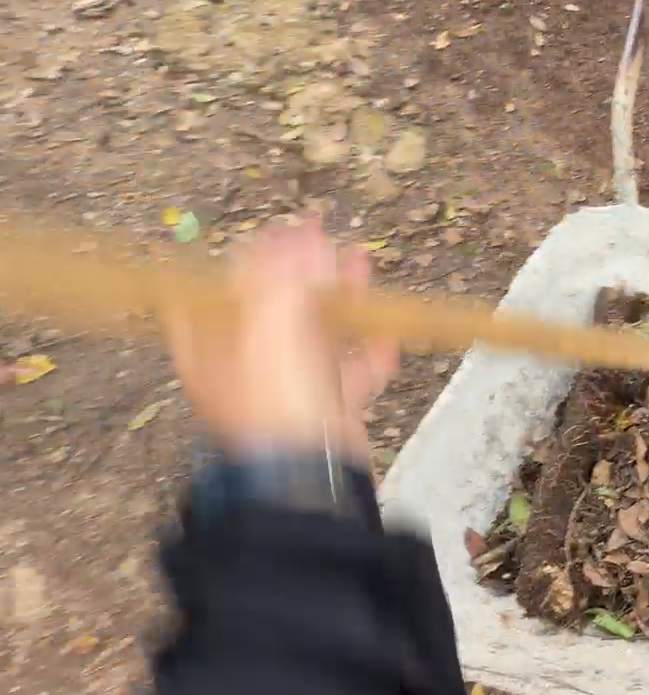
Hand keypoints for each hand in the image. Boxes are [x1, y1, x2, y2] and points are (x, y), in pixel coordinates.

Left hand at [165, 216, 397, 462]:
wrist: (311, 468)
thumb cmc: (279, 404)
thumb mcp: (273, 330)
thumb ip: (287, 282)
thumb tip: (304, 242)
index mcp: (213, 339)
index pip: (227, 279)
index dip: (258, 250)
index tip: (290, 226)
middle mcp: (246, 358)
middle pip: (275, 301)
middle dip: (304, 267)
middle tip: (326, 235)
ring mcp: (289, 382)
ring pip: (318, 329)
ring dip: (343, 296)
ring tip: (362, 264)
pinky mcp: (328, 403)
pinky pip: (352, 366)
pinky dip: (371, 347)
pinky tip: (389, 331)